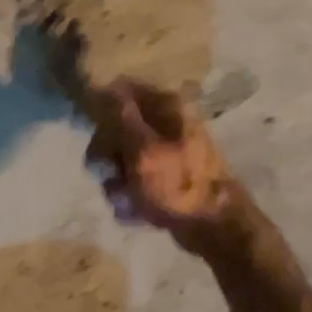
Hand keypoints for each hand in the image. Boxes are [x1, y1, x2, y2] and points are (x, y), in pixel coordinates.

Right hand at [86, 78, 245, 253]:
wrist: (214, 227)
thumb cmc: (177, 185)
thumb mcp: (143, 149)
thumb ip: (120, 117)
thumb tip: (104, 84)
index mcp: (166, 107)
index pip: (121, 91)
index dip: (102, 110)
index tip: (97, 134)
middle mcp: (166, 122)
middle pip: (116, 126)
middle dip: (107, 154)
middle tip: (110, 171)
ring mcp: (166, 151)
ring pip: (119, 156)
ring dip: (115, 180)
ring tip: (124, 197)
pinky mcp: (164, 176)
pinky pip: (132, 178)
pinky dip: (128, 194)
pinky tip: (133, 208)